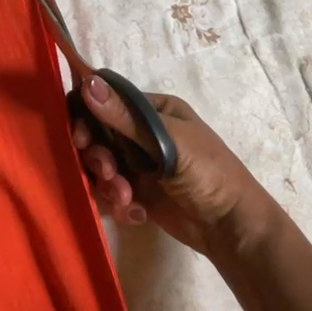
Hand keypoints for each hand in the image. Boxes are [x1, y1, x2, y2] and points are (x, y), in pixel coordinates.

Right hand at [73, 77, 273, 255]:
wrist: (232, 229)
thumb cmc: (209, 173)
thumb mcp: (168, 142)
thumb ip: (125, 117)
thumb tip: (88, 81)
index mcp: (153, 110)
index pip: (105, 99)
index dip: (86, 114)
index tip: (79, 137)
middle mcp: (141, 133)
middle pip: (96, 134)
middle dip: (97, 155)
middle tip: (108, 172)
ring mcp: (137, 163)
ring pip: (99, 165)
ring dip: (108, 183)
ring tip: (127, 198)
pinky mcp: (135, 192)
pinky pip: (108, 191)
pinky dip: (117, 202)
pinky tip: (137, 212)